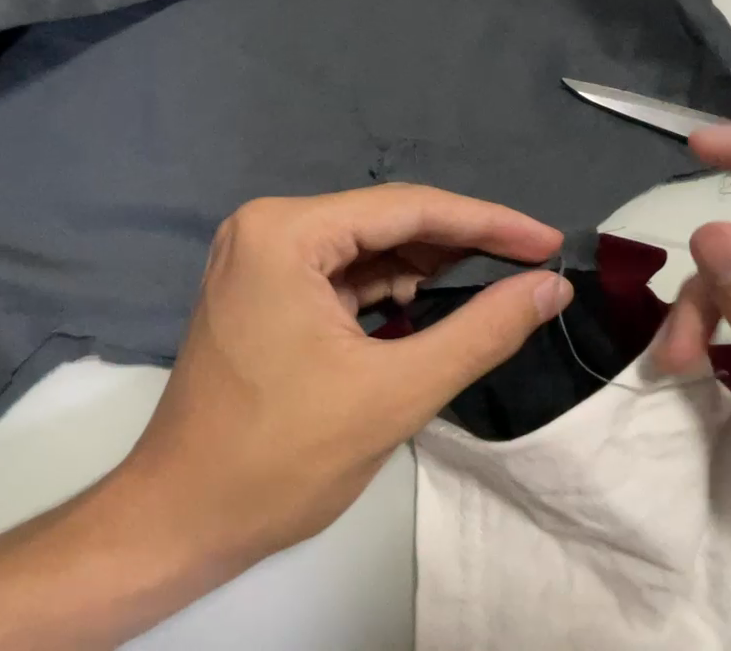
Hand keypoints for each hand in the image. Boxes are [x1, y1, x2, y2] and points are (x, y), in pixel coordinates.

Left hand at [114, 183, 569, 567]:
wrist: (180, 521)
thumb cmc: (281, 457)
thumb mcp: (396, 392)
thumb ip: (482, 332)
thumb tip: (550, 288)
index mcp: (286, 232)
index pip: (408, 209)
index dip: (488, 223)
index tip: (548, 243)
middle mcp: (267, 227)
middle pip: (386, 221)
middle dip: (461, 244)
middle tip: (531, 264)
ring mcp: (260, 258)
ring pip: (366, 247)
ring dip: (427, 266)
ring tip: (495, 283)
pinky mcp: (263, 290)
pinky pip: (342, 275)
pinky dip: (389, 290)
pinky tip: (430, 303)